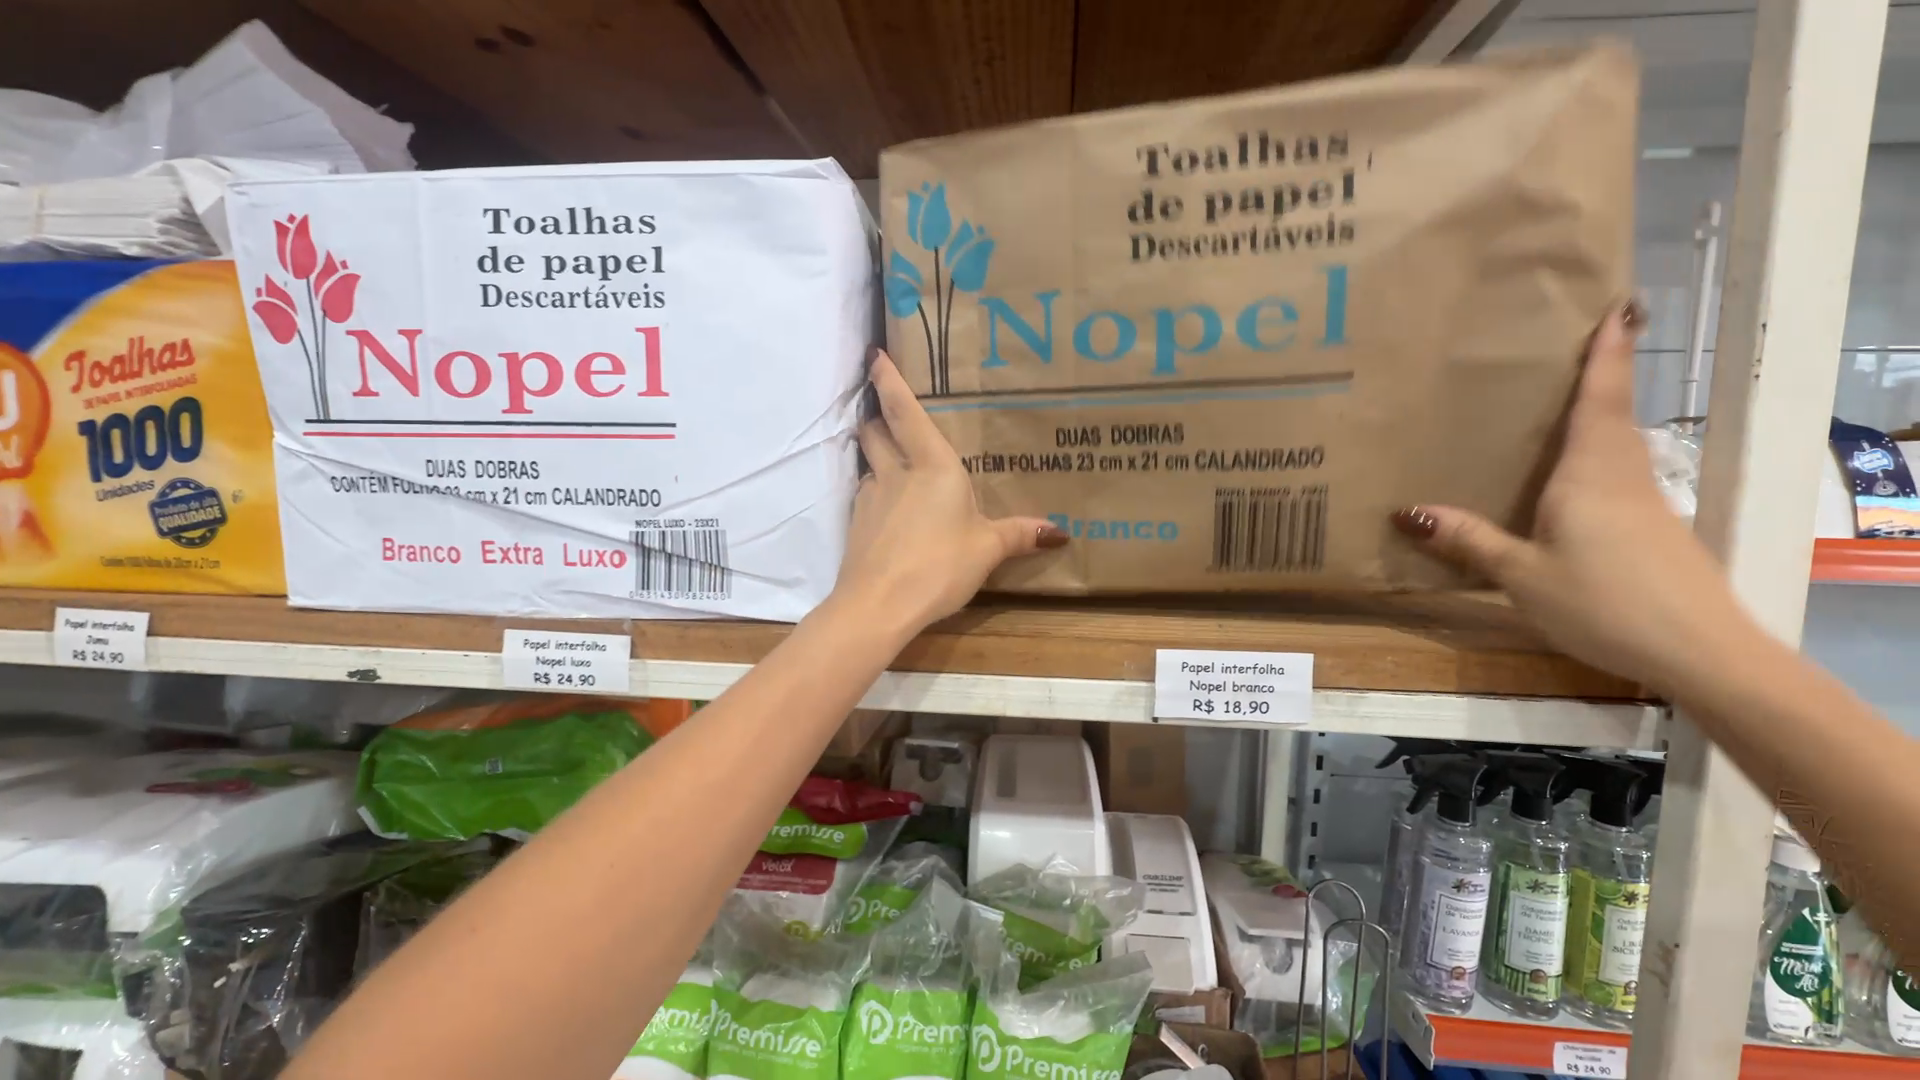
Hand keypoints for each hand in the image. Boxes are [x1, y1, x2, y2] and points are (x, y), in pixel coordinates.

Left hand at [830, 350, 1065, 634]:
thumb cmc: (939, 566)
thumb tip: (1057, 531)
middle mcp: (896, 473)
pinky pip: (867, 497)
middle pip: (875, 432)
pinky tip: (892, 514)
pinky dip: (878, 495)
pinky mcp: (857, 526)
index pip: (904, 411)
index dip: (889, 381)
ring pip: (869, 465)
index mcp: (932, 465)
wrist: (878, 605)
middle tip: (887, 413)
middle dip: (878, 417)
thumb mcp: (987, 549)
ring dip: (877, 457)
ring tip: (895, 465)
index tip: (875, 356)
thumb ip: (1017, 535)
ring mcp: (870, 499)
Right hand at [1392, 304, 1758, 696]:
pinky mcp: (1654, 531)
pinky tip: (1571, 482)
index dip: (1608, 353)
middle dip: (1600, 377)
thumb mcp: (1521, 575)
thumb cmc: (1603, 601)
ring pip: (1618, 445)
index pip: (1600, 399)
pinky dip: (1597, 460)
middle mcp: (1622, 476)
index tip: (1621, 306)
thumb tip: (1408, 512)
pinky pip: (1618, 477)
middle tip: (1574, 346)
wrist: (1699, 651)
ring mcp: (1645, 504)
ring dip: (1599, 417)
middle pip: (1613, 415)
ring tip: (1562, 407)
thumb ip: (1470, 541)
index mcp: (1590, 473)